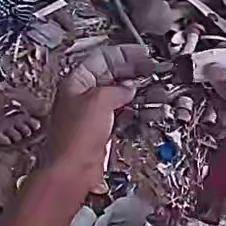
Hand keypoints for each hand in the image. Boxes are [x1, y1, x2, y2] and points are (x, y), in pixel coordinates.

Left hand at [42, 44, 154, 187]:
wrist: (73, 171)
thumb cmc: (75, 137)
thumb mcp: (100, 100)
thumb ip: (117, 89)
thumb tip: (129, 88)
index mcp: (76, 82)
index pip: (102, 58)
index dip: (123, 54)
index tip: (142, 54)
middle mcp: (83, 96)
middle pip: (111, 76)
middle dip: (132, 71)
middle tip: (151, 69)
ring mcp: (92, 114)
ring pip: (118, 96)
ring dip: (135, 92)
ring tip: (153, 88)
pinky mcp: (101, 131)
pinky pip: (120, 115)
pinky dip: (133, 111)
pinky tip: (145, 109)